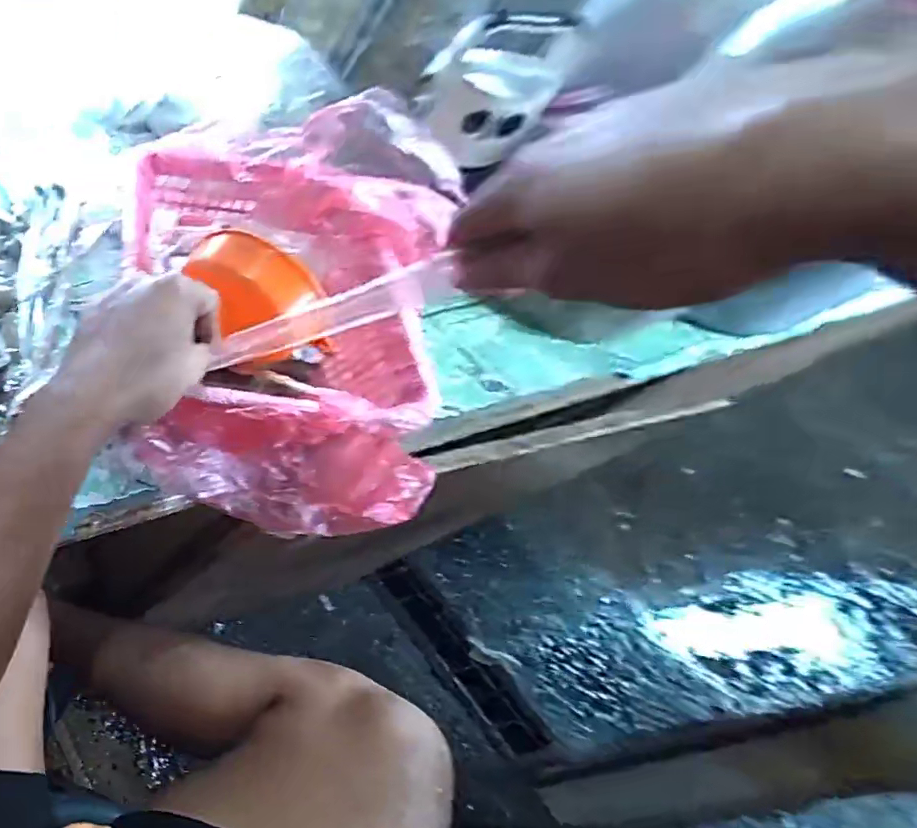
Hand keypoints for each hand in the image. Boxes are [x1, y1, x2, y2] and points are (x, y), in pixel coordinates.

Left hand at [42, 274, 218, 430]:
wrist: (87, 396)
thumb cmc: (148, 381)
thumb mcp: (192, 371)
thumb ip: (203, 351)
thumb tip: (194, 348)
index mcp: (176, 287)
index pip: (209, 302)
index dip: (213, 331)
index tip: (206, 357)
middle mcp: (142, 279)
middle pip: (173, 299)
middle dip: (180, 324)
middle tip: (179, 355)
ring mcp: (110, 293)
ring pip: (142, 305)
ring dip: (150, 324)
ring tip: (146, 355)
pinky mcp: (87, 312)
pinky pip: (116, 317)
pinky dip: (124, 331)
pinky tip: (120, 356)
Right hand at [451, 52, 916, 308]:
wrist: (823, 158)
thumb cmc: (668, 239)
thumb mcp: (573, 276)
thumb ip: (506, 272)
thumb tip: (458, 270)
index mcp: (519, 188)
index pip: (462, 226)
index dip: (462, 255)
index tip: (478, 278)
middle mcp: (558, 140)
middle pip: (514, 188)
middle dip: (514, 221)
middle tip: (536, 256)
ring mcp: (623, 109)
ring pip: (571, 161)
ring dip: (569, 193)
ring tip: (599, 224)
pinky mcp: (687, 94)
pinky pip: (628, 141)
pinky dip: (623, 169)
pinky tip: (657, 190)